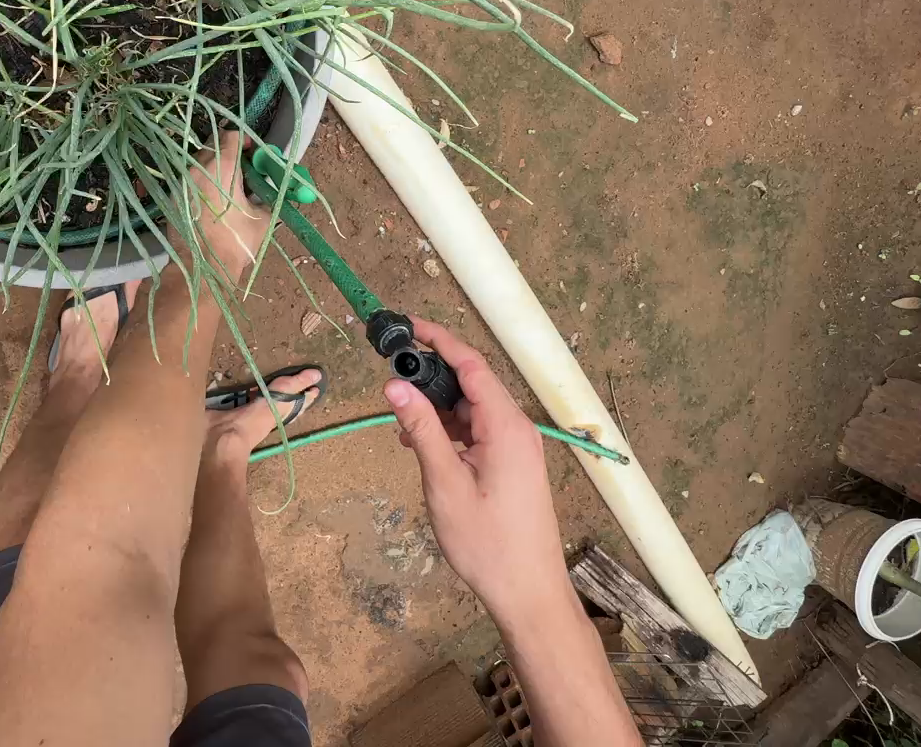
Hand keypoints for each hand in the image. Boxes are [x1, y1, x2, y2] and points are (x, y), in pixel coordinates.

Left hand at [184, 131, 267, 273]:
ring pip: (199, 163)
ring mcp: (182, 182)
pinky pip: (190, 179)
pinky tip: (213, 199)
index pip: (230, 137)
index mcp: (222, 168)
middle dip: (229, 154)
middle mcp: (197, 169)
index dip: (244, 141)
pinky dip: (202, 182)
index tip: (252, 151)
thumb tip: (273, 192)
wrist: (203, 267)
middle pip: (213, 147)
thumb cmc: (235, 243)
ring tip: (228, 186)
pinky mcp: (173, 196)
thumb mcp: (262, 219)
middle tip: (243, 169)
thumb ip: (268, 198)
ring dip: (215, 168)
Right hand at [383, 317, 564, 627]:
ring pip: (470, 407)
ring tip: (401, 420)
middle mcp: (516, 428)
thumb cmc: (487, 542)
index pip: (471, 364)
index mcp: (506, 426)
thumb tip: (394, 384)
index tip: (405, 326)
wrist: (529, 594)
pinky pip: (475, 429)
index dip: (438, 339)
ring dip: (436, 406)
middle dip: (430, 374)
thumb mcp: (445, 483)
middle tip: (391, 376)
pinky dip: (448, 428)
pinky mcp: (510, 463)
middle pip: (470, 382)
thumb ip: (421, 429)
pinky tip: (421, 443)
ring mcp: (515, 446)